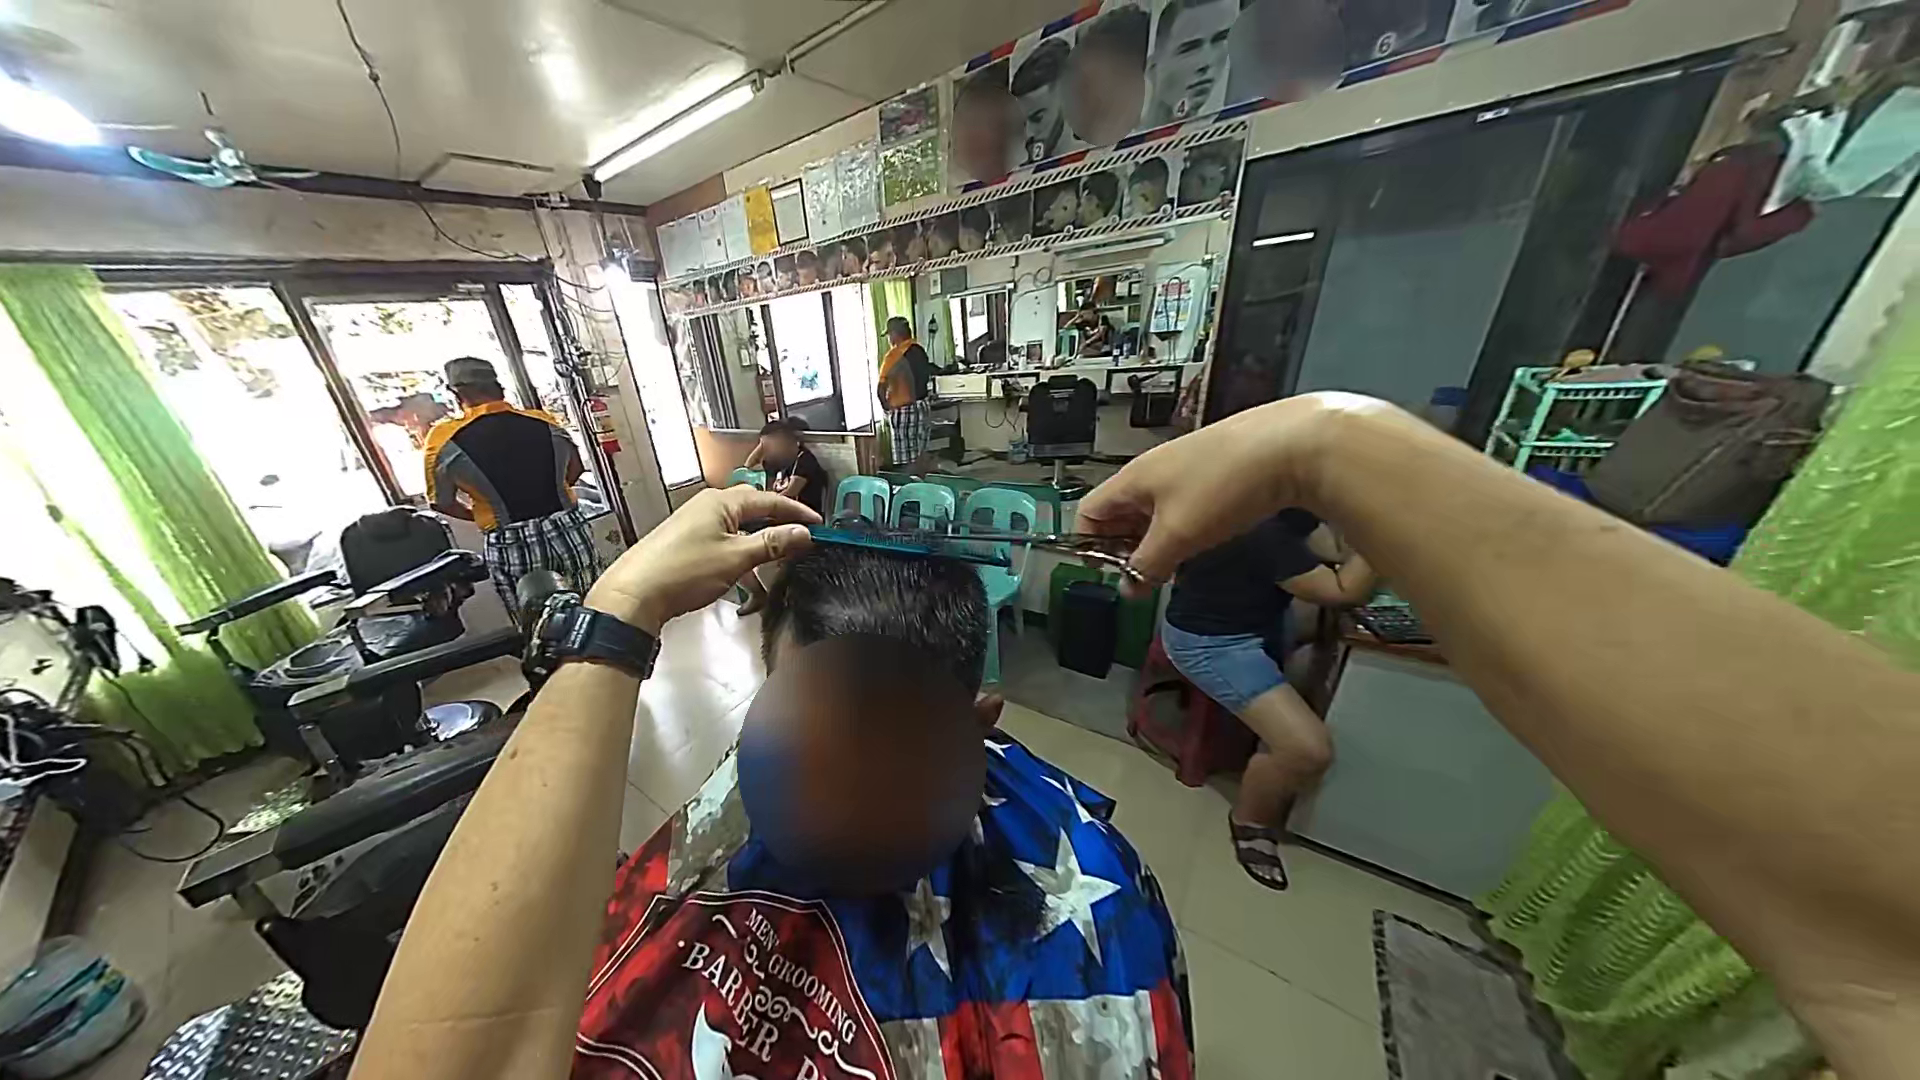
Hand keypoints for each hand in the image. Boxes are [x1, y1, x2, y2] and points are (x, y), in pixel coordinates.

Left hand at [585, 487, 818, 634]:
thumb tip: (802, 533)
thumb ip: (773, 543)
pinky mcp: (688, 539)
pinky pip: (726, 534)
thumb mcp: (736, 558)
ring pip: (740, 522)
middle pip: (755, 506)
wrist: (634, 595)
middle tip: (801, 535)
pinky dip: (744, 544)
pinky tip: (748, 562)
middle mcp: (708, 505)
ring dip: (762, 535)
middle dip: (780, 519)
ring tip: (779, 551)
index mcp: (721, 502)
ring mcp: (696, 522)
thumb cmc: (680, 572)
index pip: (770, 500)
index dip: (797, 512)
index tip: (816, 524)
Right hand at [1077, 393, 1385, 583]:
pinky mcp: (1212, 474)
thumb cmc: (1221, 485)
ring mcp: (1183, 471)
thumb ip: (1146, 564)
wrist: (1291, 443)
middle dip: (1124, 548)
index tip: (1106, 573)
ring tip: (1173, 567)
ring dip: (1155, 543)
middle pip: (1119, 514)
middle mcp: (1151, 472)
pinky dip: (1182, 531)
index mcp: (1131, 480)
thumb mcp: (1178, 534)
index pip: (1088, 512)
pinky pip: (1181, 508)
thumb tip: (1128, 589)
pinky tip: (1201, 546)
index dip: (1087, 544)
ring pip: (1152, 514)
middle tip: (1143, 576)